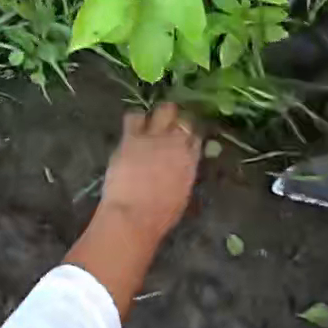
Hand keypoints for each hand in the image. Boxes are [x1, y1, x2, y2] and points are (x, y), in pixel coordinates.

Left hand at [95, 104, 201, 242]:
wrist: (134, 215)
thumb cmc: (159, 215)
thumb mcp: (181, 194)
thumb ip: (182, 173)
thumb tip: (179, 165)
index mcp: (190, 161)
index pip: (196, 137)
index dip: (190, 135)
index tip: (184, 136)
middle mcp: (175, 143)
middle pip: (182, 119)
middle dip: (177, 119)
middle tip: (169, 123)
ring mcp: (153, 137)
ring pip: (161, 111)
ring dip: (156, 116)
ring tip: (149, 123)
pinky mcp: (131, 137)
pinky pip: (134, 117)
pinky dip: (135, 119)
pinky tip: (132, 127)